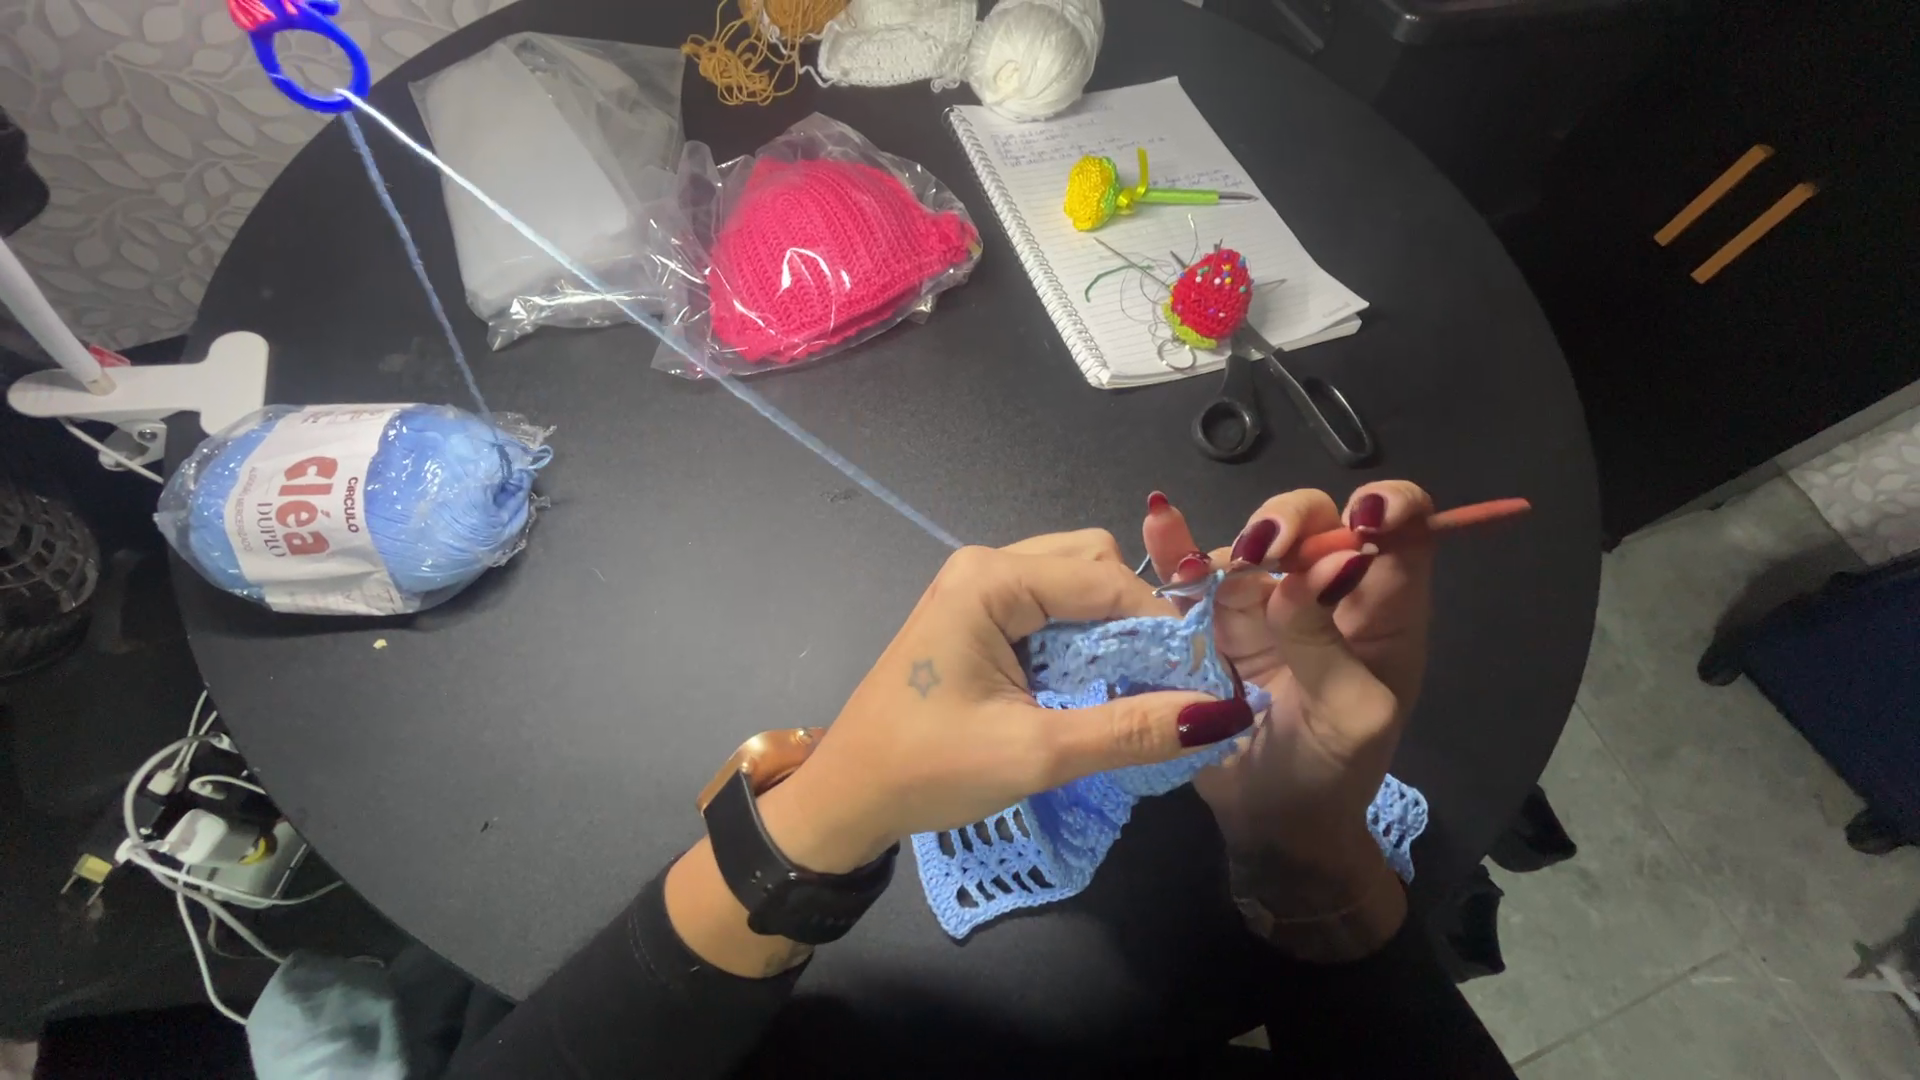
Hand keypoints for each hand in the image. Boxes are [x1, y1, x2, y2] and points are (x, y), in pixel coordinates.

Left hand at [763, 530, 1254, 876]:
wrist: (849, 794)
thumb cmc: (928, 770)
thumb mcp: (1036, 753)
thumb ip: (1129, 729)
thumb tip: (1221, 716)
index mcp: (991, 580)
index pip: (1106, 579)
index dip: (1163, 627)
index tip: (1203, 683)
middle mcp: (985, 566)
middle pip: (1092, 564)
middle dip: (1135, 619)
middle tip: (1160, 684)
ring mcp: (976, 585)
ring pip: (1073, 582)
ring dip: (1109, 629)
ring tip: (1131, 688)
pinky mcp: (975, 612)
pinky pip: (1047, 605)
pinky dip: (1080, 637)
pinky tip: (1088, 683)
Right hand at [1142, 483, 1434, 876]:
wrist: (1268, 814)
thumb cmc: (1331, 769)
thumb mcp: (1352, 717)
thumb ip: (1328, 648)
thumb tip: (1292, 579)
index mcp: (1381, 610)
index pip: (1403, 531)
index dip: (1390, 507)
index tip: (1360, 519)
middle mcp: (1322, 592)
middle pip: (1316, 520)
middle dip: (1291, 521)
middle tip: (1262, 551)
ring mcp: (1261, 602)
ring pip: (1249, 541)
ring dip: (1230, 544)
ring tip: (1199, 576)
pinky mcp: (1208, 618)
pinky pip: (1190, 572)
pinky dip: (1172, 545)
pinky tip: (1159, 521)